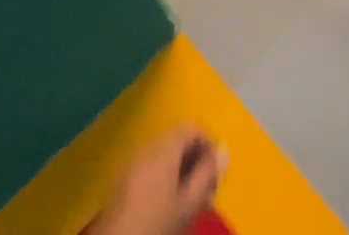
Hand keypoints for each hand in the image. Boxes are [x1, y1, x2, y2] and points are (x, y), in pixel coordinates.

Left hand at [85, 128, 222, 234]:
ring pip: (165, 155)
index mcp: (163, 149)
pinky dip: (166, 176)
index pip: (191, 127)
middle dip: (196, 159)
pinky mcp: (124, 178)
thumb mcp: (189, 202)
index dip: (208, 143)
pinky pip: (151, 166)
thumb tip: (224, 150)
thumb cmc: (156, 221)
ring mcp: (132, 162)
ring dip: (182, 170)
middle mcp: (146, 148)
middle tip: (207, 188)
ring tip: (191, 198)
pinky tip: (170, 201)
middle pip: (178, 140)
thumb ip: (208, 173)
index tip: (216, 168)